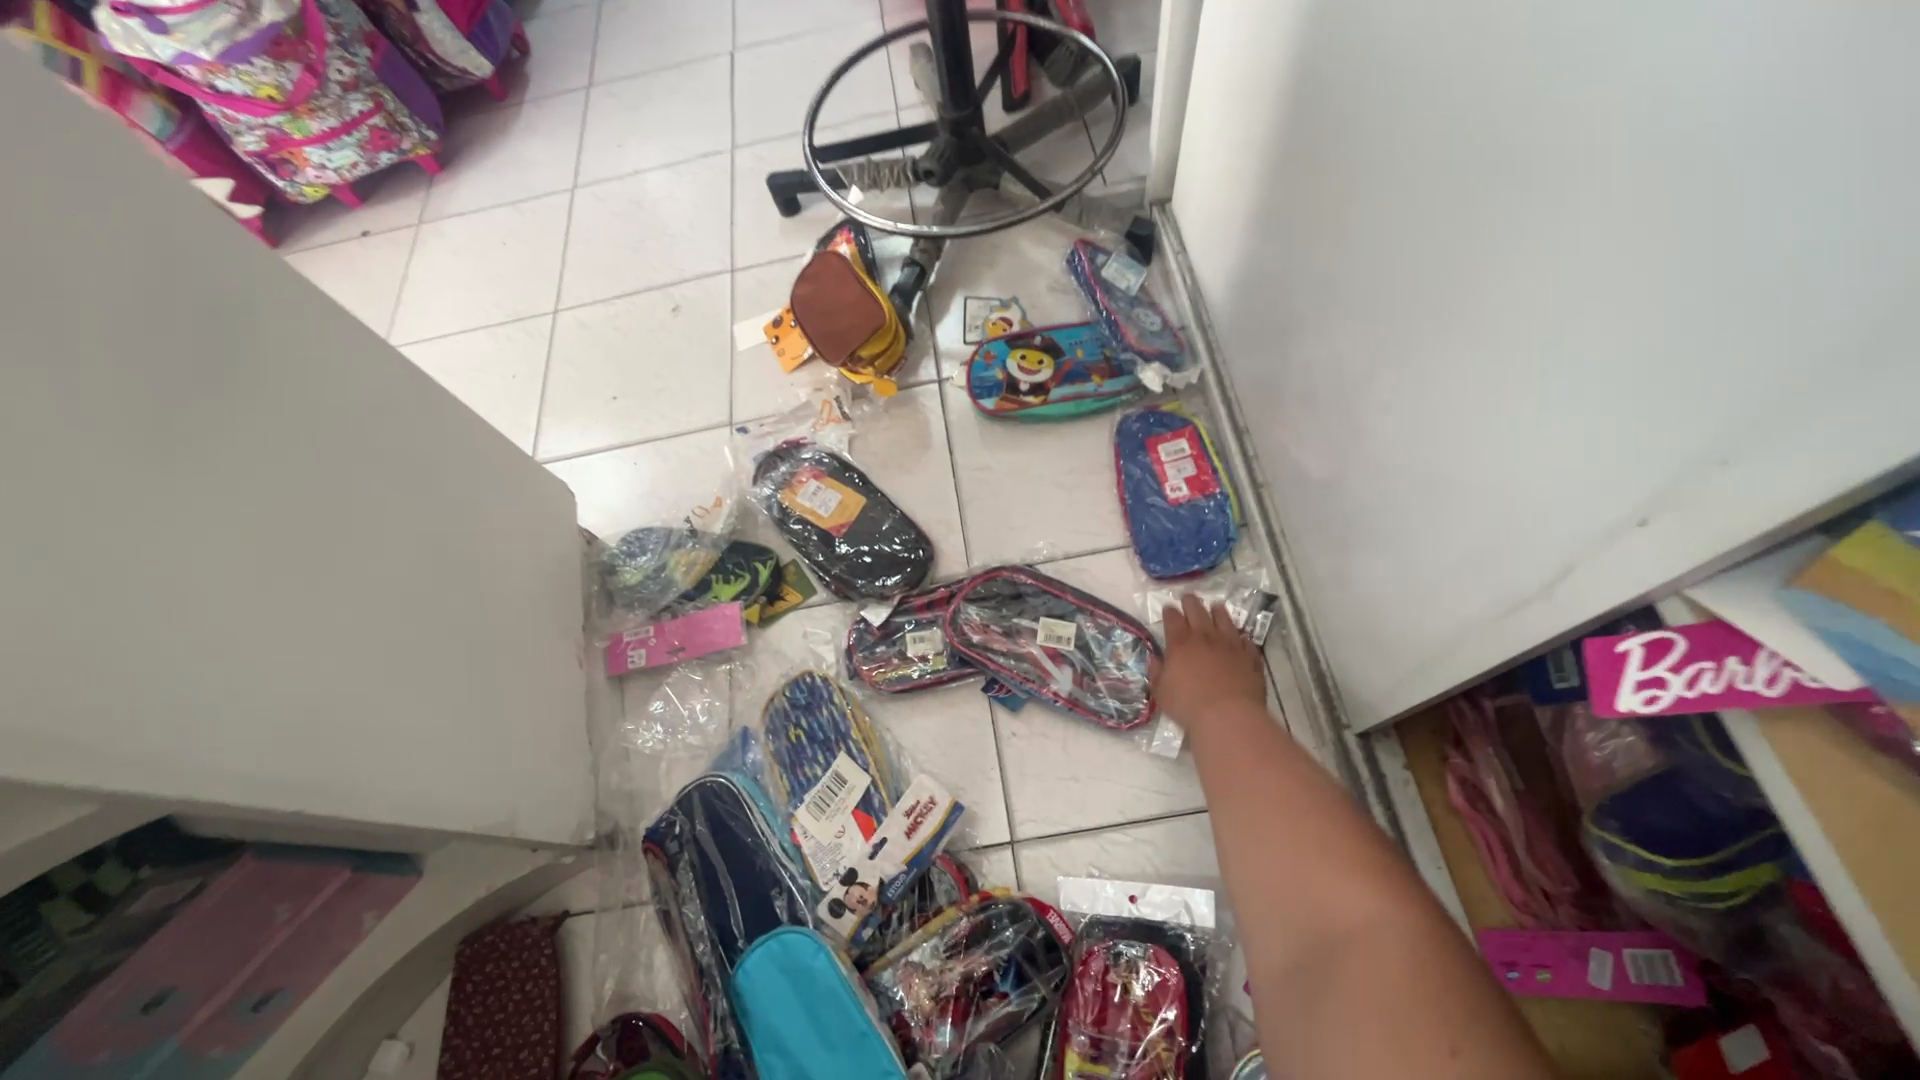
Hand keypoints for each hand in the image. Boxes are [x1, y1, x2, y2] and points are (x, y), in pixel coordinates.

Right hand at [1152, 595, 1267, 731]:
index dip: (1170, 612)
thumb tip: (1156, 659)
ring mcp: (1230, 645)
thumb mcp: (1161, 692)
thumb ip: (1157, 672)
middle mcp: (1205, 638)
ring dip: (1218, 612)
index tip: (1168, 608)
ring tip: (1216, 606)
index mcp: (1180, 644)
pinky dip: (1241, 637)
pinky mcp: (1250, 657)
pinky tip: (1241, 637)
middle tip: (1189, 597)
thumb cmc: (1188, 705)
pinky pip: (1246, 641)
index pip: (1173, 619)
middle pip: (1198, 612)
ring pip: (1224, 620)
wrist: (1228, 715)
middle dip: (1191, 603)